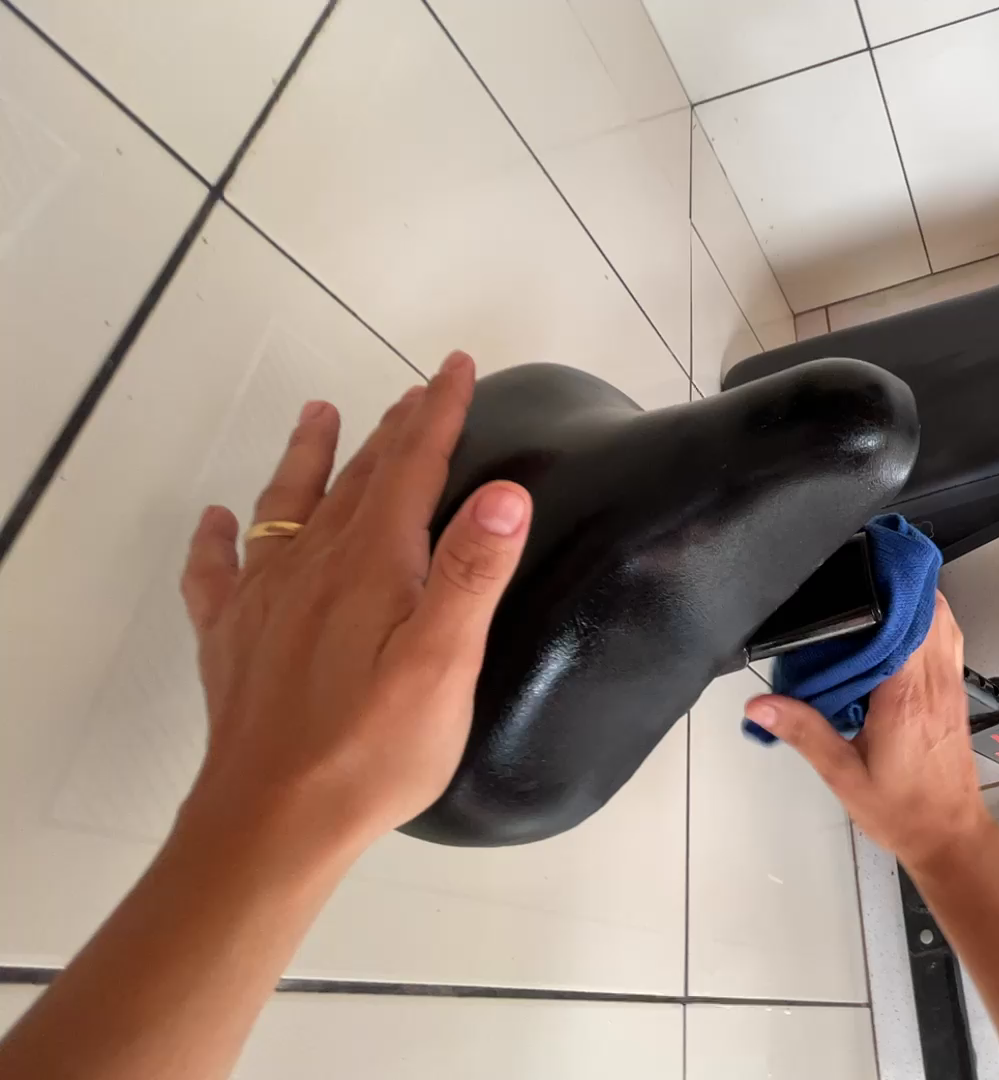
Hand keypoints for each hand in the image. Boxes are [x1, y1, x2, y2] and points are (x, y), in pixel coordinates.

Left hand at [177, 351, 529, 852]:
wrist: (274, 824)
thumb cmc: (379, 743)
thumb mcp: (447, 658)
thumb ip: (472, 571)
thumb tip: (504, 492)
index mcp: (371, 565)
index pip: (410, 468)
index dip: (437, 413)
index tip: (456, 367)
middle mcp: (312, 568)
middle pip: (358, 478)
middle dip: (394, 426)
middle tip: (419, 387)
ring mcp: (265, 602)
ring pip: (290, 507)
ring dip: (311, 457)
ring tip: (319, 414)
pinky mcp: (236, 640)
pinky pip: (220, 572)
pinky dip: (222, 537)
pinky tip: (221, 520)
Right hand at [745, 593, 998, 871]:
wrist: (949, 833)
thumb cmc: (902, 810)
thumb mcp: (843, 774)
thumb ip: (804, 733)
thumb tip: (762, 706)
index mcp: (905, 695)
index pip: (904, 623)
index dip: (887, 593)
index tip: (862, 574)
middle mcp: (935, 682)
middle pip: (929, 611)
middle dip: (902, 586)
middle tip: (869, 574)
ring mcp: (951, 685)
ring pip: (945, 621)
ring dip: (920, 601)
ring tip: (886, 593)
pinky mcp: (957, 693)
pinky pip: (951, 641)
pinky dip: (933, 623)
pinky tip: (908, 627)